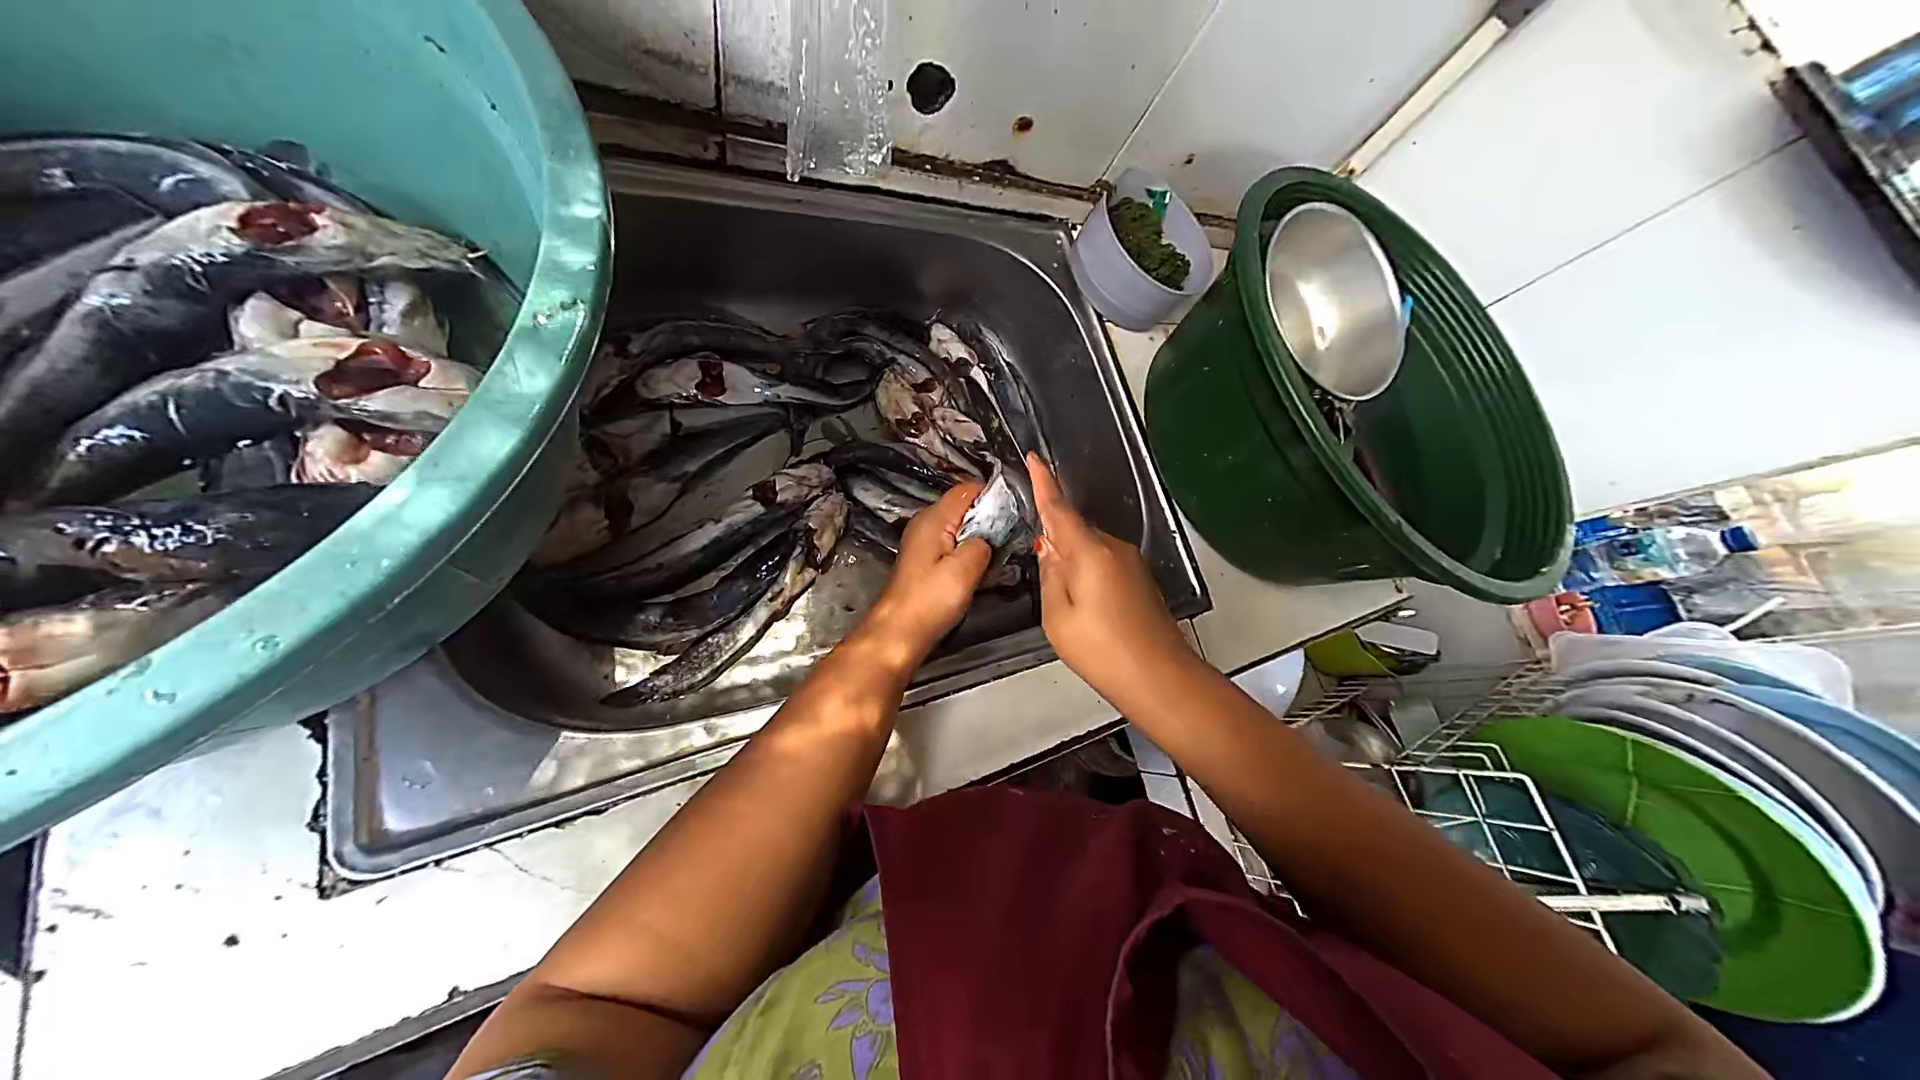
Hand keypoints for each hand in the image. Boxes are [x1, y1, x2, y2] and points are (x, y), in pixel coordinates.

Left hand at [861, 481, 991, 658]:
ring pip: (962, 529)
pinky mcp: (927, 560)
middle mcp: (926, 524)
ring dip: (980, 541)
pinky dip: (969, 555)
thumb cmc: (927, 603)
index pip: (967, 489)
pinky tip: (978, 573)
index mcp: (933, 519)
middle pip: (965, 508)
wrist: (899, 634)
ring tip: (995, 559)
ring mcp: (925, 542)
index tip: (1013, 510)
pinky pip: (954, 547)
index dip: (992, 496)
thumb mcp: (964, 570)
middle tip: (1008, 539)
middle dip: (989, 520)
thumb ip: (982, 544)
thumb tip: (989, 538)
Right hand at [1026, 453, 1190, 692]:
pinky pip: (1105, 563)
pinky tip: (1085, 606)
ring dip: (1073, 562)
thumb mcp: (1057, 616)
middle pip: (1075, 530)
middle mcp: (1115, 549)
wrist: (1158, 677)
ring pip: (1090, 549)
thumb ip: (1050, 575)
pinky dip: (1089, 574)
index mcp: (1090, 552)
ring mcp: (1131, 563)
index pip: (1060, 507)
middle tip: (1040, 564)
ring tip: (1065, 602)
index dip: (1044, 482)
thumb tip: (1048, 550)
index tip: (1035, 460)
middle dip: (1054, 537)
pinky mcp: (1140, 579)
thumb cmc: (1106, 652)